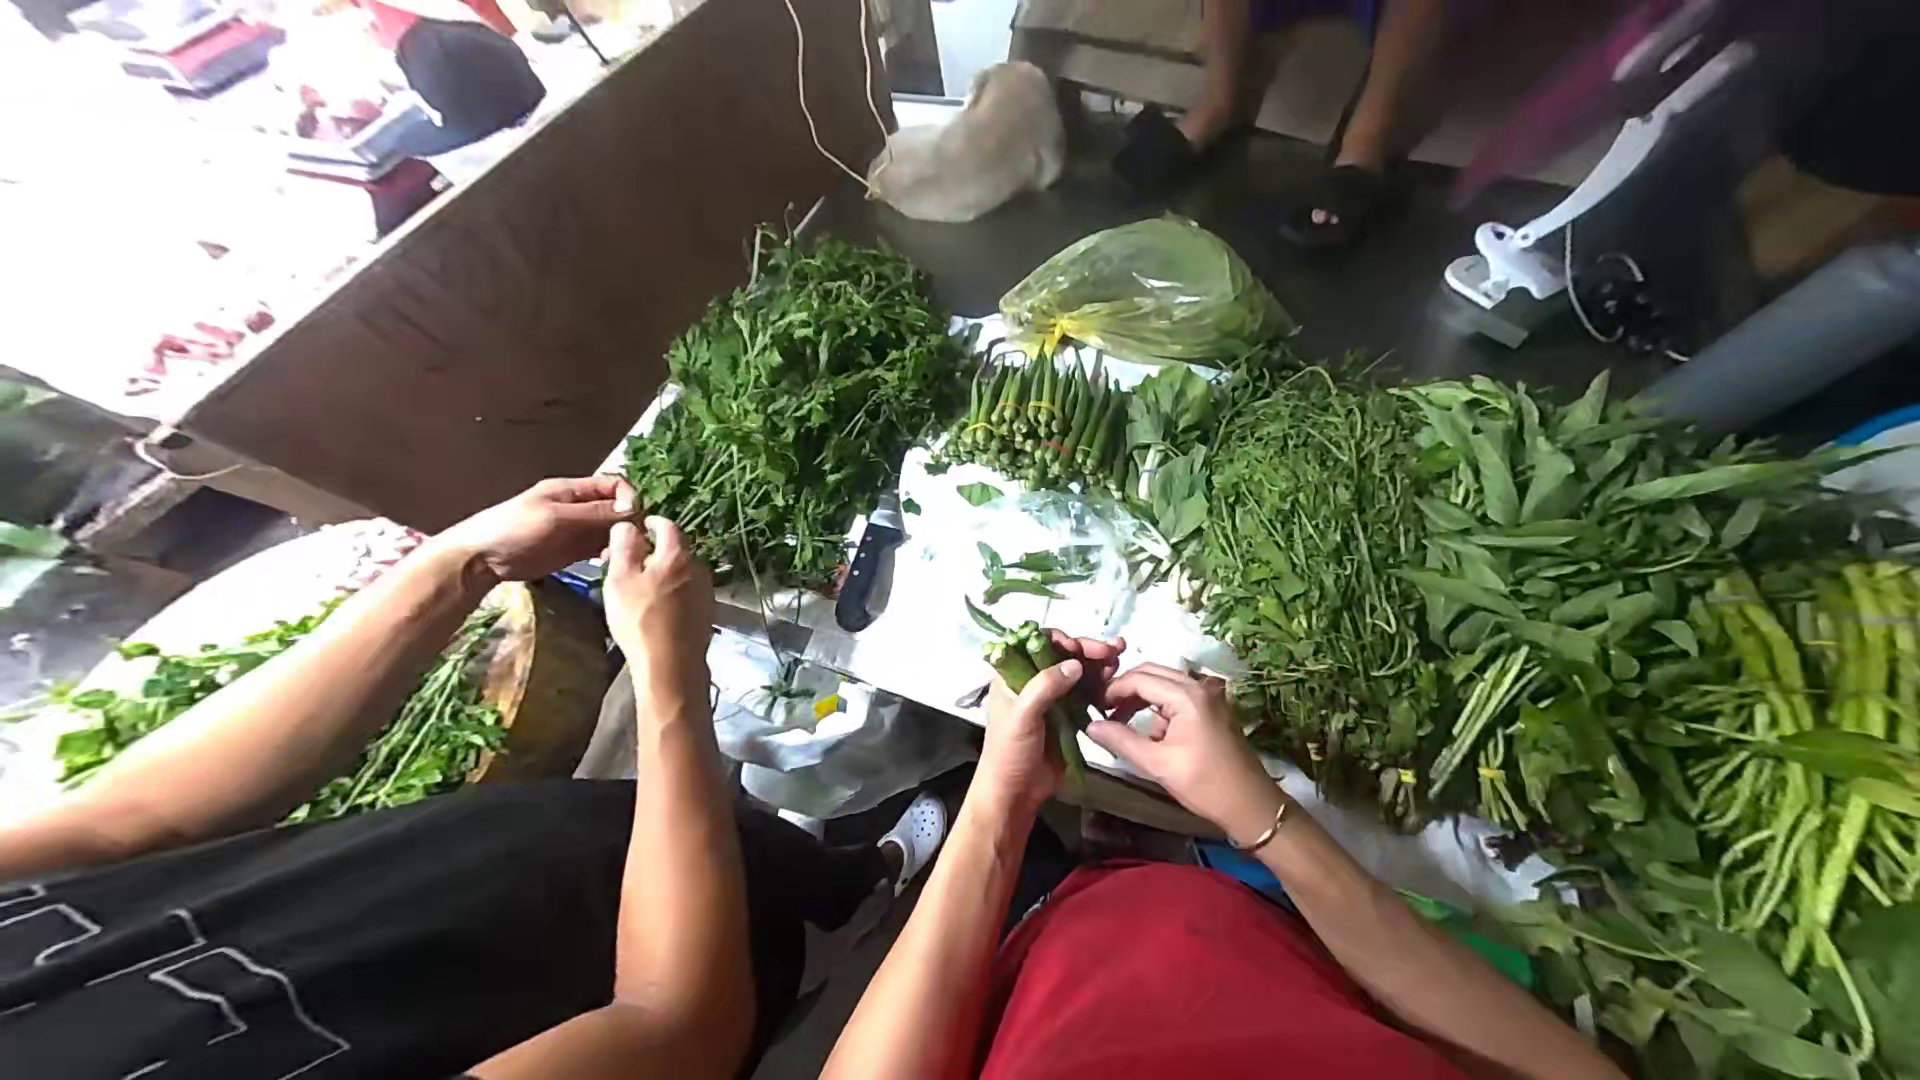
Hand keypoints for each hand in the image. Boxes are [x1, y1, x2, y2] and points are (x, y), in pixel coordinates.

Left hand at [437, 476, 633, 583]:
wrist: (480, 559)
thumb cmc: (514, 530)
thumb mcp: (557, 517)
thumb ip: (595, 512)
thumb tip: (633, 509)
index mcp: (573, 490)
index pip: (614, 485)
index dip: (629, 498)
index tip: (634, 517)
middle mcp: (581, 507)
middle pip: (617, 507)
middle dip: (629, 521)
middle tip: (633, 540)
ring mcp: (578, 529)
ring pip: (612, 528)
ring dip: (622, 538)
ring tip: (624, 553)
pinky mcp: (575, 549)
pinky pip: (602, 546)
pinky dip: (611, 551)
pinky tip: (612, 560)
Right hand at [604, 512, 713, 700]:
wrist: (671, 663)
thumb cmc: (640, 618)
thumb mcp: (620, 579)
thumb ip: (625, 547)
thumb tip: (629, 525)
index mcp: (678, 555)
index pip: (667, 525)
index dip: (650, 522)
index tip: (637, 527)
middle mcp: (698, 567)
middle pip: (675, 549)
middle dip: (652, 549)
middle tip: (626, 560)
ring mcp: (706, 589)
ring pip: (681, 570)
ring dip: (661, 571)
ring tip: (637, 584)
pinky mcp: (706, 609)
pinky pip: (686, 589)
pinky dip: (671, 588)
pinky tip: (656, 604)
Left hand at [976, 632, 1125, 820]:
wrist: (1016, 792)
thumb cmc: (1010, 750)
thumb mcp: (1023, 715)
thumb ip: (1046, 686)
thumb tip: (1075, 664)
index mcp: (1012, 675)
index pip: (1035, 644)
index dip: (1058, 640)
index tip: (1077, 647)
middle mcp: (1032, 681)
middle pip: (1061, 655)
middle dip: (1085, 649)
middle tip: (1110, 650)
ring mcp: (1051, 698)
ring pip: (1076, 672)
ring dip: (1096, 664)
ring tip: (1117, 661)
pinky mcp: (1067, 715)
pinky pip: (1085, 693)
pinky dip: (1100, 684)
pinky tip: (1114, 680)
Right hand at [1086, 664, 1285, 845]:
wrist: (1253, 807)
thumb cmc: (1204, 785)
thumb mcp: (1157, 764)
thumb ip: (1121, 740)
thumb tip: (1089, 726)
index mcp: (1186, 696)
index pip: (1139, 679)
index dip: (1113, 690)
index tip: (1094, 707)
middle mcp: (1199, 686)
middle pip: (1151, 672)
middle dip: (1125, 688)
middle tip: (1104, 709)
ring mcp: (1209, 694)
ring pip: (1163, 681)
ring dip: (1141, 695)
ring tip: (1119, 718)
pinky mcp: (1212, 706)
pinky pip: (1177, 692)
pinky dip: (1158, 703)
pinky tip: (1148, 728)